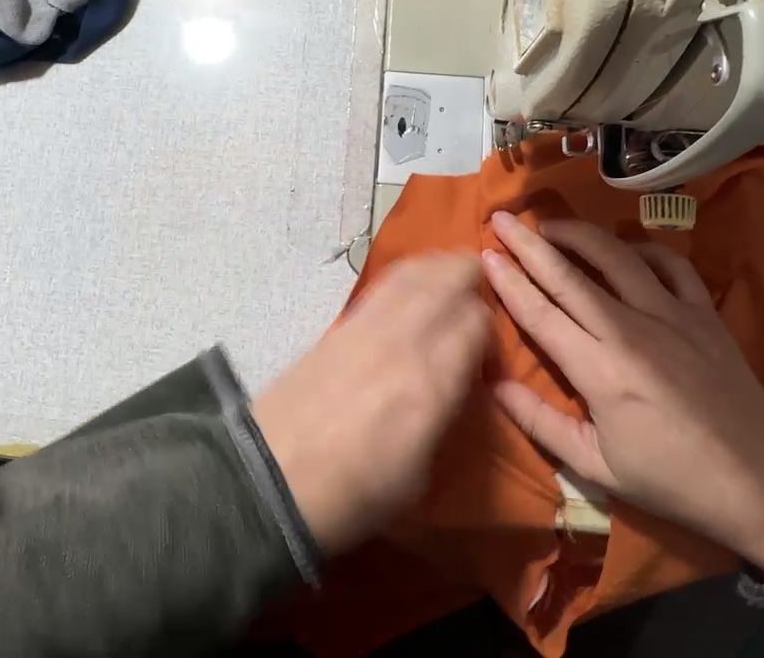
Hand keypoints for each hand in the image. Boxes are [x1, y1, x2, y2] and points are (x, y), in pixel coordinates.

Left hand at [252, 253, 488, 555]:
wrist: (271, 480)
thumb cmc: (351, 495)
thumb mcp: (418, 476)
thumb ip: (443, 419)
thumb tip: (452, 389)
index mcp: (430, 384)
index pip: (476, 324)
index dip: (492, 331)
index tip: (489, 356)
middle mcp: (402, 341)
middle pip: (447, 281)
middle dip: (472, 277)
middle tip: (485, 290)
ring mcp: (366, 327)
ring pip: (412, 273)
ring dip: (439, 267)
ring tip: (454, 273)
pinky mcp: (338, 325)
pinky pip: (383, 286)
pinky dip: (407, 276)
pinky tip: (414, 286)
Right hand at [482, 213, 763, 576]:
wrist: (762, 486)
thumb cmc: (671, 481)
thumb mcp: (596, 467)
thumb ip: (539, 422)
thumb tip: (492, 385)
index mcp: (600, 371)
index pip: (539, 312)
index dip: (508, 280)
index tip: (484, 254)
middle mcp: (631, 331)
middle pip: (568, 273)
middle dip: (528, 242)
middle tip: (501, 217)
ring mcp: (673, 316)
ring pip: (616, 256)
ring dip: (578, 233)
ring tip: (550, 225)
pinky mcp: (705, 314)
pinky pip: (671, 264)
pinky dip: (643, 248)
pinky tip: (624, 251)